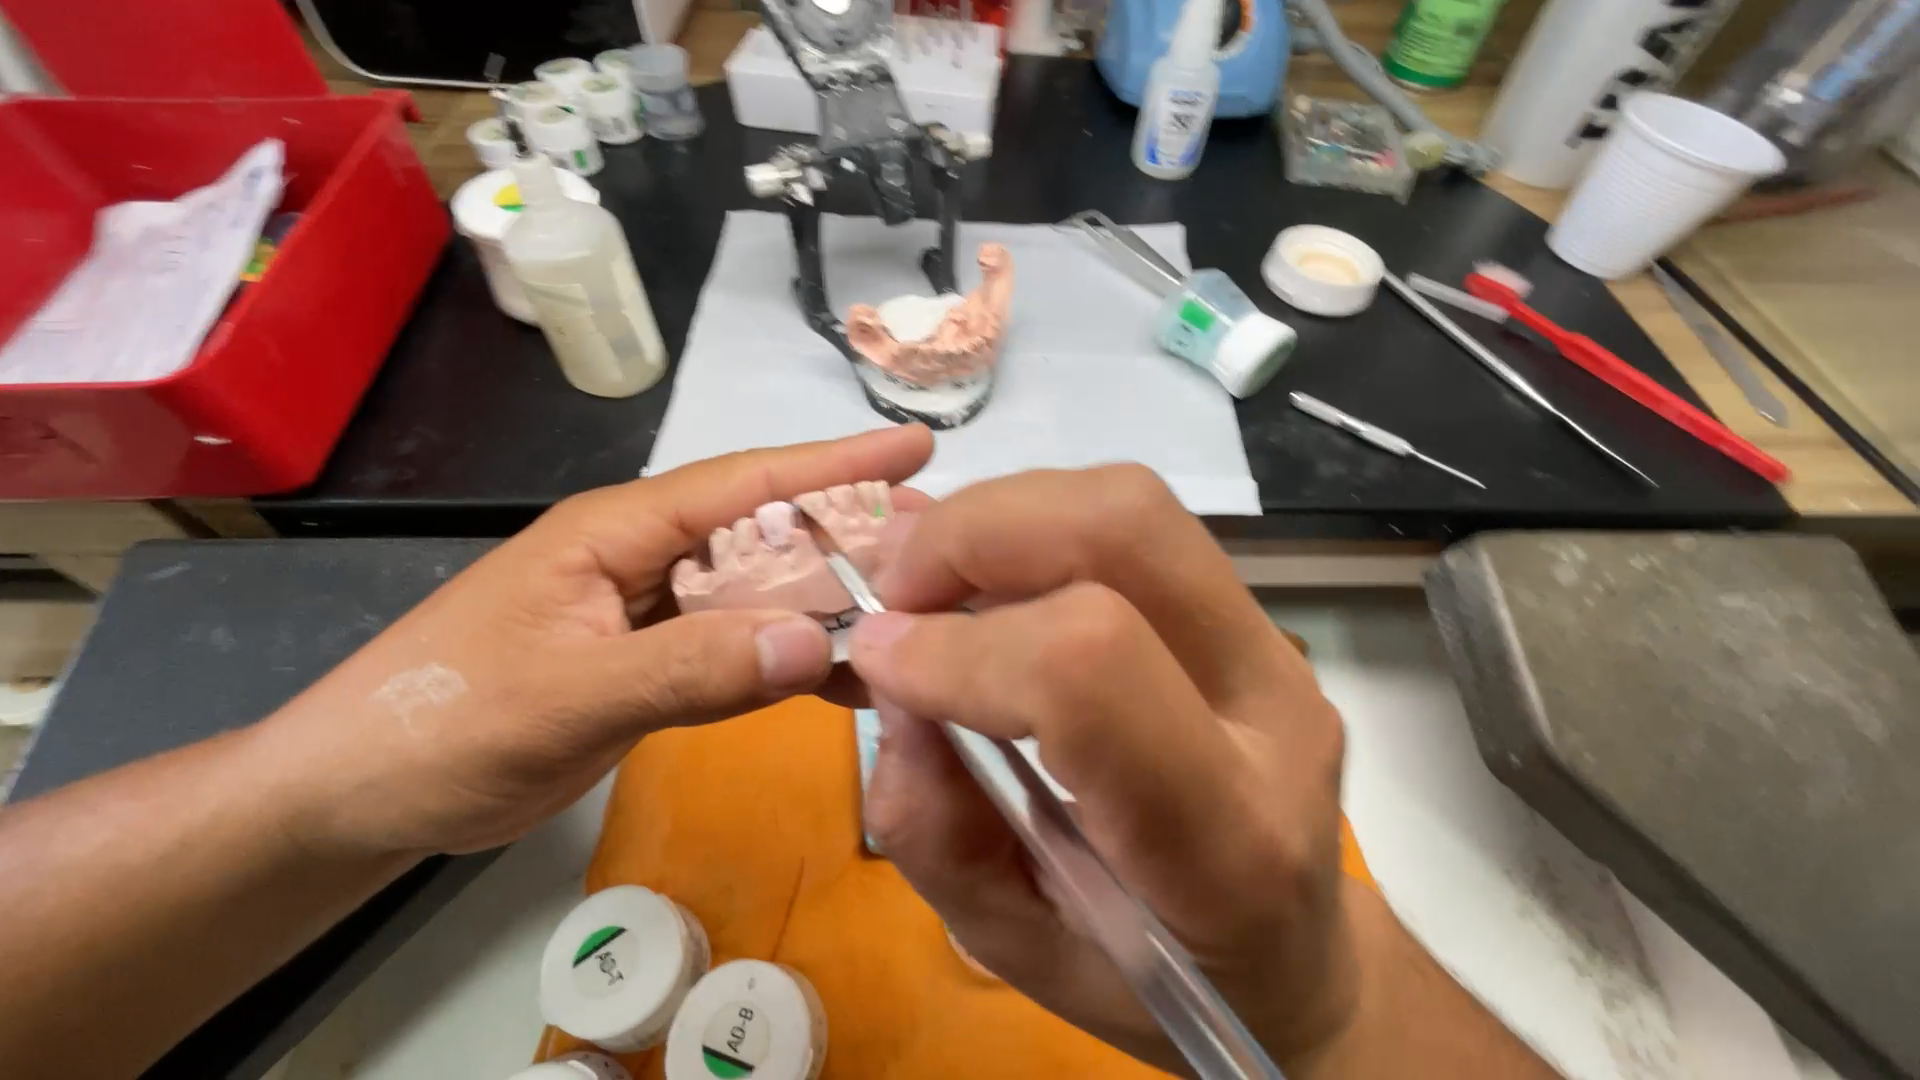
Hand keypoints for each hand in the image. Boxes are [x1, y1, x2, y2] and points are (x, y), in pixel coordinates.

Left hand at [260, 426, 933, 858]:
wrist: (359, 796)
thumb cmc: (440, 726)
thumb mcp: (563, 697)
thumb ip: (687, 671)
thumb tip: (814, 643)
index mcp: (618, 531)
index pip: (744, 484)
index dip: (833, 465)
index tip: (913, 448)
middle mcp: (645, 556)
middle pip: (769, 533)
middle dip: (852, 534)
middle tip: (938, 545)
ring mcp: (653, 611)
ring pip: (763, 594)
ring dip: (831, 603)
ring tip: (912, 611)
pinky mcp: (655, 660)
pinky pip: (741, 649)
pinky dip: (792, 662)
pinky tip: (847, 680)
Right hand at [849, 466, 1359, 1072]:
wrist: (1294, 955)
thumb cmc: (1157, 981)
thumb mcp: (1017, 948)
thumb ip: (938, 830)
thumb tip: (896, 686)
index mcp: (1221, 836)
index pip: (1090, 670)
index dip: (961, 648)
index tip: (879, 657)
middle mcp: (1270, 708)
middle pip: (1125, 532)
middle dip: (975, 533)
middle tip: (895, 586)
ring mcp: (1272, 644)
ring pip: (1130, 506)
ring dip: (999, 518)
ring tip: (931, 577)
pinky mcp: (1250, 614)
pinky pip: (1133, 525)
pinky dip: (1032, 525)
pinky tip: (986, 576)